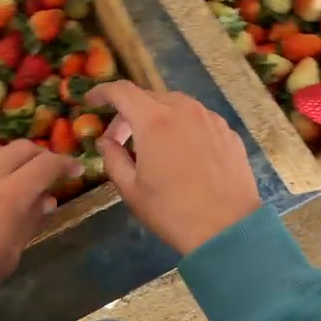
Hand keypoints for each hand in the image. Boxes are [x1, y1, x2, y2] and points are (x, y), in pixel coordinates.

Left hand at [0, 142, 81, 304]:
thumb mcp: (8, 257)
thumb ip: (29, 222)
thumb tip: (45, 201)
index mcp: (11, 194)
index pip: (47, 164)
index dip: (65, 164)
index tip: (75, 170)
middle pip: (22, 148)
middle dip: (40, 156)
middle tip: (46, 173)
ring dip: (11, 157)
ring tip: (14, 175)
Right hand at [88, 82, 260, 254]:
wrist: (228, 229)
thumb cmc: (172, 211)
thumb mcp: (132, 190)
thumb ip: (114, 159)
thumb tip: (107, 143)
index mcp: (154, 120)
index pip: (122, 91)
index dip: (102, 93)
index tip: (91, 102)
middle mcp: (184, 109)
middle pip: (148, 97)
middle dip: (129, 113)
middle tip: (120, 139)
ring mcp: (210, 119)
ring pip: (176, 106)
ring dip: (157, 118)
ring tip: (153, 146)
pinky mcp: (228, 132)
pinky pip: (198, 120)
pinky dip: (183, 127)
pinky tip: (183, 154)